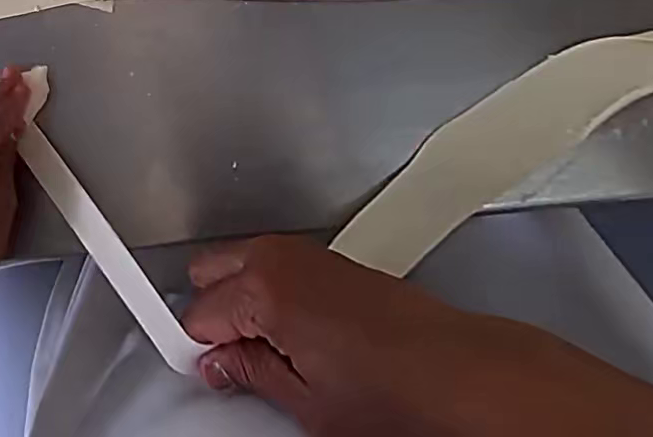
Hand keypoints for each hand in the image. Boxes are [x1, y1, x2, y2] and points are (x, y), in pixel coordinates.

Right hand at [182, 235, 652, 436]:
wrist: (458, 370)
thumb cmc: (395, 390)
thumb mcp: (307, 404)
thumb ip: (249, 371)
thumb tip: (218, 362)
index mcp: (261, 290)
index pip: (195, 312)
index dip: (194, 345)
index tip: (202, 364)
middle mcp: (273, 256)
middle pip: (205, 272)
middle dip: (209, 311)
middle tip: (234, 356)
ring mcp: (295, 249)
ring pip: (233, 262)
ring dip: (236, 297)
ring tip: (272, 346)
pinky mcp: (317, 252)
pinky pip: (265, 259)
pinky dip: (263, 286)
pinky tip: (295, 328)